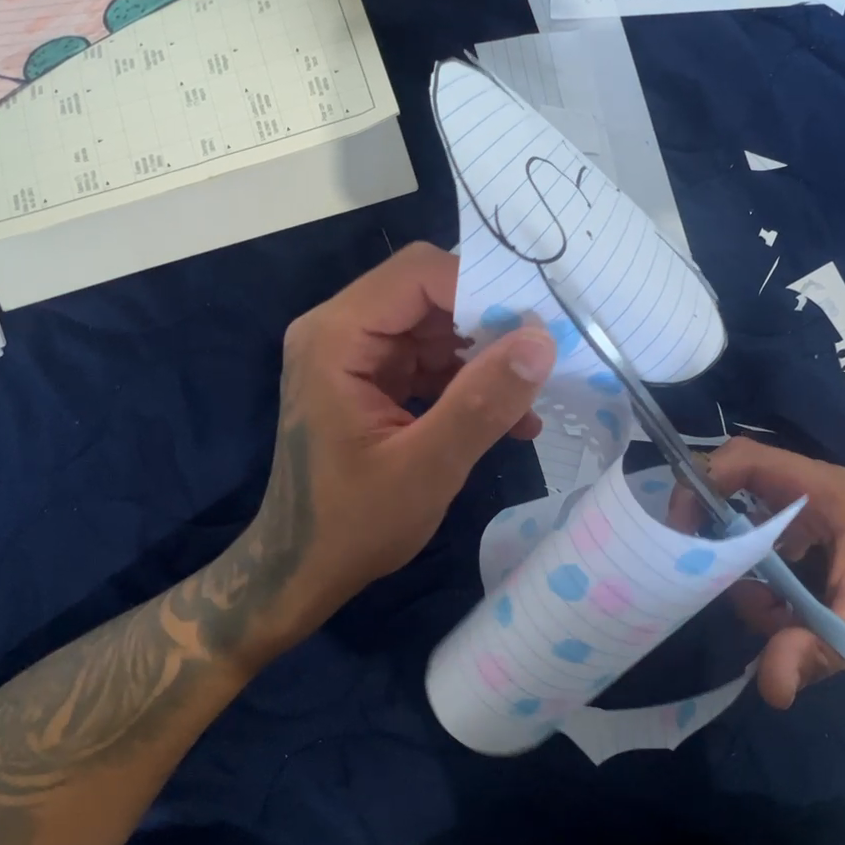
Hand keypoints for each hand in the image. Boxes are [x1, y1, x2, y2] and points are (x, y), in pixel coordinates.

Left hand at [241, 242, 555, 663]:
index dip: (484, 288)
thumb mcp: (426, 468)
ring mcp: (354, 356)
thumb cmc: (352, 525)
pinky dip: (468, 384)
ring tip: (530, 402)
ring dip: (485, 359)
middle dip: (490, 325)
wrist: (302, 570)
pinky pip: (429, 361)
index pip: (420, 273)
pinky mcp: (369, 381)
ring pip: (436, 326)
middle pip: (429, 294)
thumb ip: (483, 403)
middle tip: (542, 362)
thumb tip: (542, 342)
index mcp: (337, 337)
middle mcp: (340, 331)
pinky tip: (509, 422)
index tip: (536, 329)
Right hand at [670, 437, 844, 707]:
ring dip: (741, 561)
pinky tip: (781, 609)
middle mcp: (813, 490)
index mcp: (823, 492)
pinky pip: (770, 537)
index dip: (703, 481)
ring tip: (763, 610)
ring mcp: (815, 508)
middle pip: (738, 484)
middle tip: (699, 573)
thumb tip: (768, 688)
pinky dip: (762, 571)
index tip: (681, 528)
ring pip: (751, 516)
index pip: (745, 459)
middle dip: (711, 526)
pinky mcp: (818, 529)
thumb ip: (812, 652)